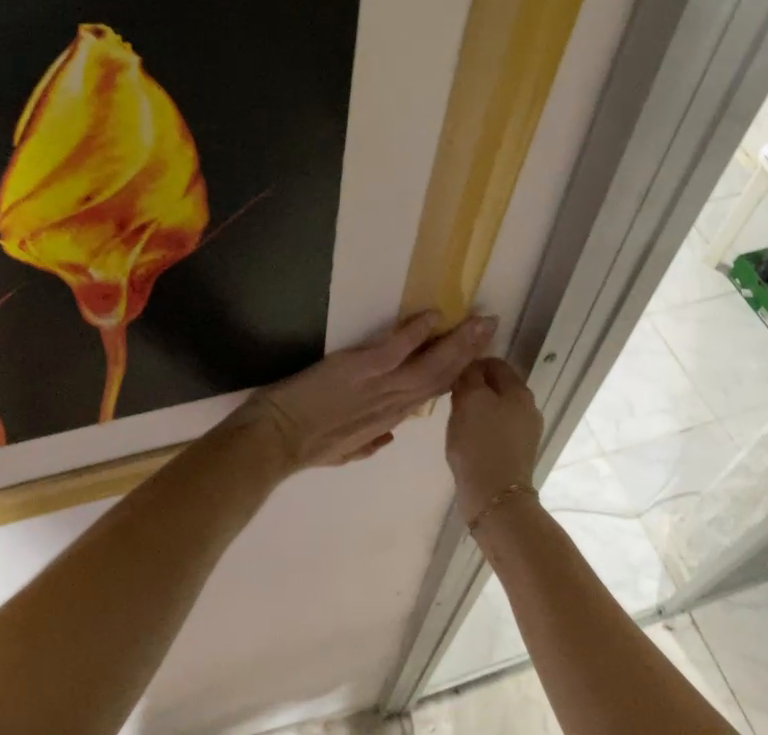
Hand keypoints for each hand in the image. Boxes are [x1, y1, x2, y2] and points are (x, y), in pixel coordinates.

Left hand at [242, 311, 497, 470]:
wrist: (277, 441)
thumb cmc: (306, 447)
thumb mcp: (345, 453)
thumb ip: (370, 443)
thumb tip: (390, 436)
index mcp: (389, 421)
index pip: (431, 394)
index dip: (457, 374)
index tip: (476, 357)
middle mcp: (394, 405)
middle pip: (442, 377)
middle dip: (469, 352)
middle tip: (490, 327)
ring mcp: (380, 386)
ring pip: (431, 365)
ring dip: (458, 341)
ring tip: (480, 321)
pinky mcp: (362, 369)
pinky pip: (398, 348)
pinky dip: (417, 331)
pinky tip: (434, 314)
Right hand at [445, 358, 542, 522]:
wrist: (495, 497)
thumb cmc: (480, 442)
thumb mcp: (469, 400)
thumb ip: (469, 376)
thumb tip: (470, 368)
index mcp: (520, 392)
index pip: (495, 364)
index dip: (472, 365)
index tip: (451, 376)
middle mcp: (528, 409)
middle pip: (497, 387)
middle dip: (474, 389)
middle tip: (451, 398)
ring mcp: (525, 434)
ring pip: (496, 410)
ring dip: (477, 411)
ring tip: (456, 421)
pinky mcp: (517, 455)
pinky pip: (497, 431)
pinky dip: (482, 431)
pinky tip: (467, 441)